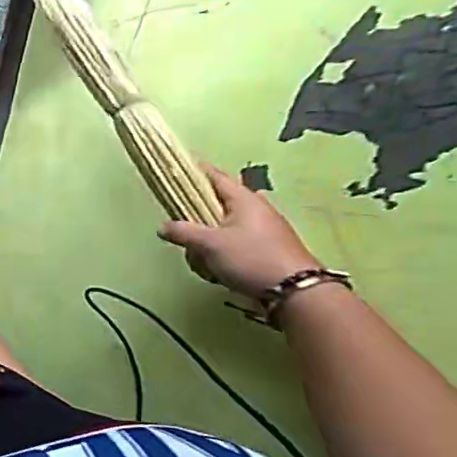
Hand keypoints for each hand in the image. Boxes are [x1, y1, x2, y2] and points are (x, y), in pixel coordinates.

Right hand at [158, 166, 323, 297]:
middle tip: (186, 238)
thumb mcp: (210, 245)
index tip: (179, 167)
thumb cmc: (250, 258)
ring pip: (221, 230)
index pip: (215, 176)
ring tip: (205, 264)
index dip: (196, 171)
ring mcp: (262, 230)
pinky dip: (221, 256)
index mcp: (243, 199)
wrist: (294, 290)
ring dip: (207, 246)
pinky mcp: (265, 249)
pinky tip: (218, 272)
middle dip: (196, 224)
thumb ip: (183, 233)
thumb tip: (162, 227)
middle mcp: (254, 209)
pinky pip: (233, 245)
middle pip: (214, 207)